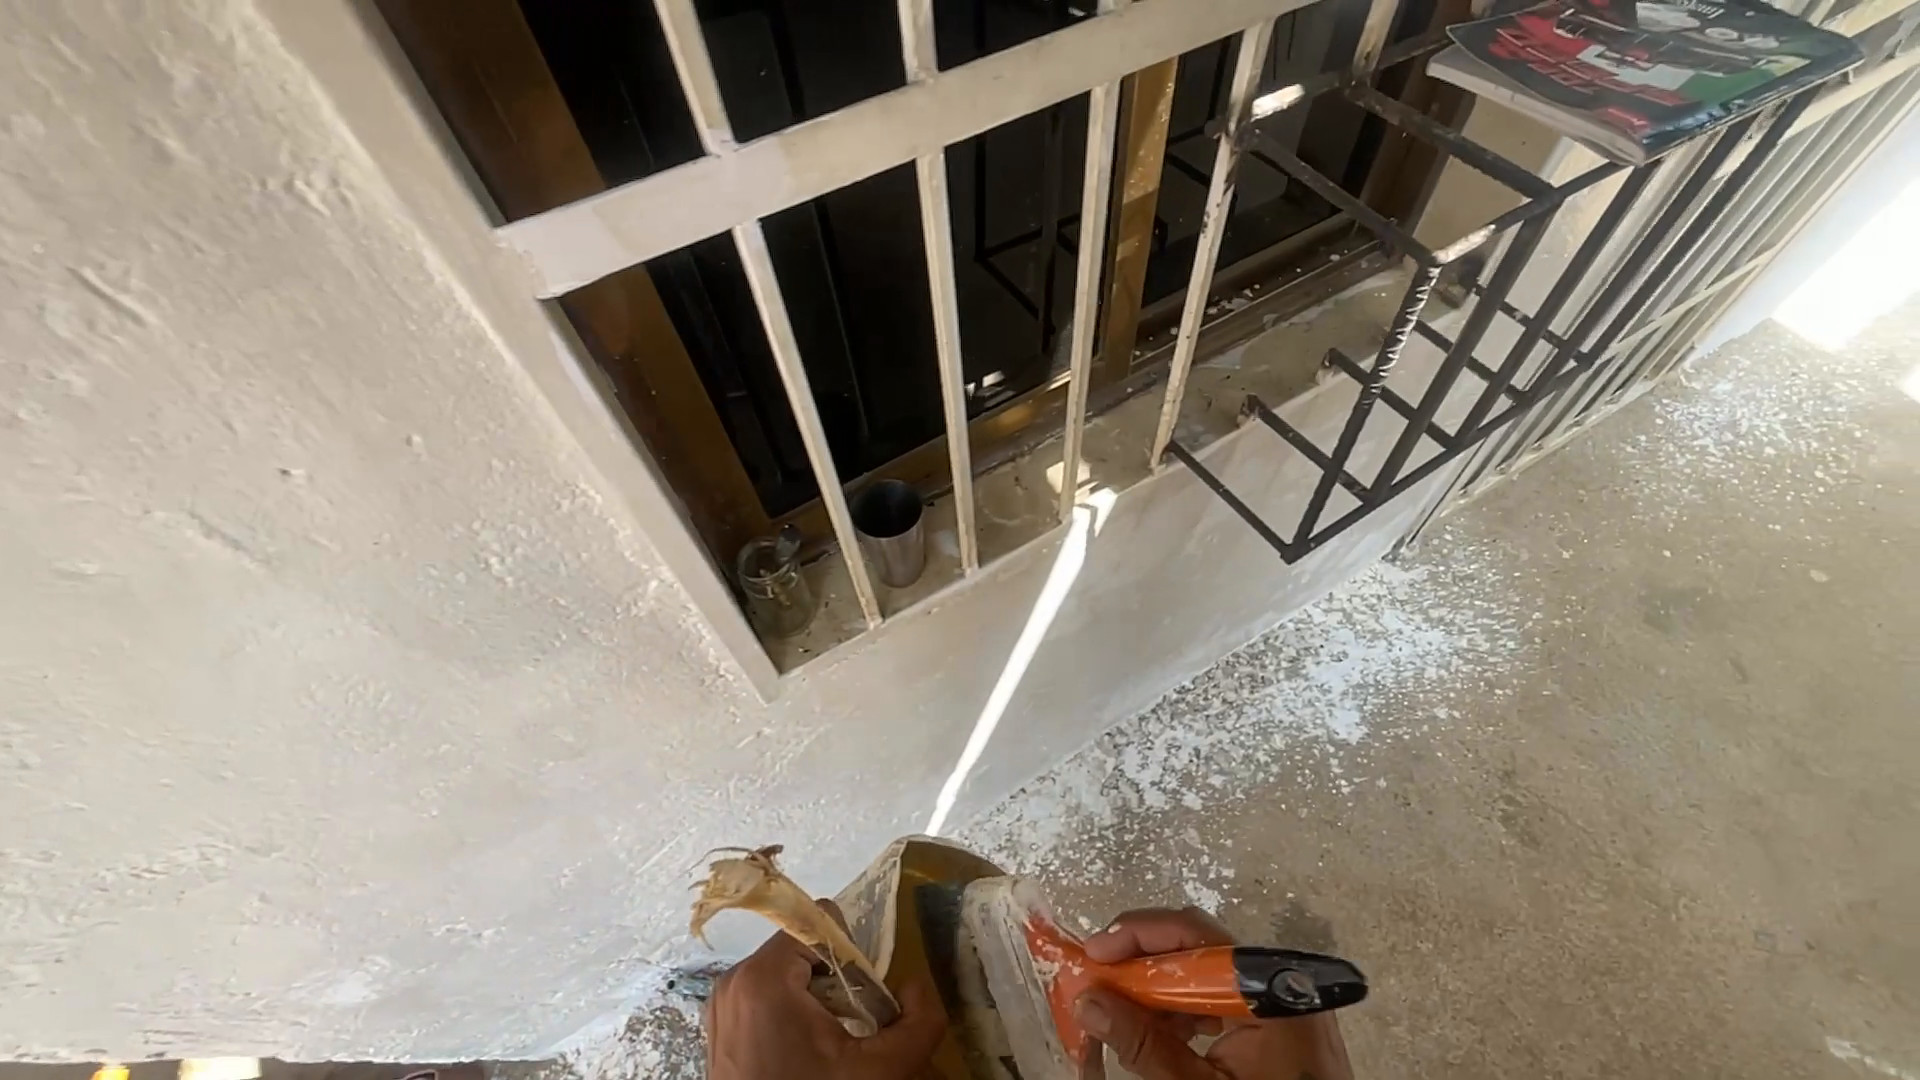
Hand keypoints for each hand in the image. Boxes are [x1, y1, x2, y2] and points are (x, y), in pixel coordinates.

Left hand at [705, 900, 946, 1079]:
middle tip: (850, 1023)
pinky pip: (765, 993)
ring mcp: (722, 1003)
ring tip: (828, 1041)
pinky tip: (805, 1050)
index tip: (861, 995)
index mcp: (764, 978)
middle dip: (834, 978)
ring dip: (815, 995)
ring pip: (785, 971)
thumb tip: (917, 985)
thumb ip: (917, 1023)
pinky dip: (790, 1010)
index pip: (819, 924)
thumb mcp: (878, 1073)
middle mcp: (735, 980)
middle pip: (802, 947)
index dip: (850, 954)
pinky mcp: (719, 1025)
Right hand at [1075, 907, 1354, 1079]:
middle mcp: (1280, 982)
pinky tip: (1158, 1032)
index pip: (1194, 933)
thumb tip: (1087, 1001)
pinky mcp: (1277, 1024)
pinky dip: (1182, 1008)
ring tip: (1120, 1011)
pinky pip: (1220, 997)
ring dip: (1157, 985)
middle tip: (1098, 978)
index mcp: (1269, 990)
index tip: (1094, 953)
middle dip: (1141, 958)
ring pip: (1204, 970)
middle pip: (1197, 945)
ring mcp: (1281, 1003)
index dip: (1138, 934)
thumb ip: (1145, 1045)